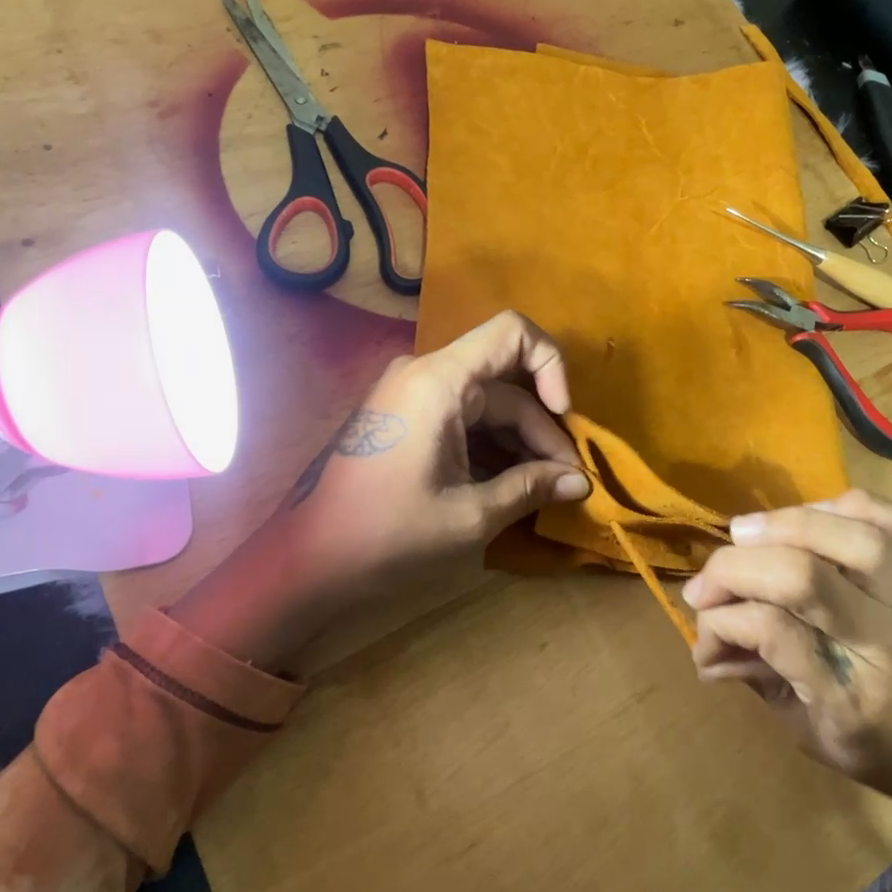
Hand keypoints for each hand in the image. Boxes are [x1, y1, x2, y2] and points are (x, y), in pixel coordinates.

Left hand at [170, 311, 590, 667]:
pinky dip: (493, 446)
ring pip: (488, 403)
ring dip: (520, 442)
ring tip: (546, 490)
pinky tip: (513, 484)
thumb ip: (530, 489)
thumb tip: (581, 483)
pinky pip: (464, 417)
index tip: (564, 418)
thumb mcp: (470, 515)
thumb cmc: (389, 534)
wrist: (311, 559)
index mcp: (439, 382)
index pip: (512, 333)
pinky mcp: (407, 418)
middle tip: (568, 481)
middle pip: (506, 383)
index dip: (551, 365)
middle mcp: (425, 374)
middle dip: (541, 429)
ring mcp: (413, 394)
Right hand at [682, 490, 891, 829]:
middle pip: (807, 578)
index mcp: (850, 697)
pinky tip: (806, 518)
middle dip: (738, 569)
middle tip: (703, 587)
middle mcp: (880, 640)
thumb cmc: (887, 755)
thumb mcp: (813, 736)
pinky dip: (843, 505)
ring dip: (785, 523)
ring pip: (855, 538)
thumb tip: (705, 645)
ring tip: (741, 533)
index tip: (704, 639)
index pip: (775, 635)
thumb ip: (759, 680)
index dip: (724, 624)